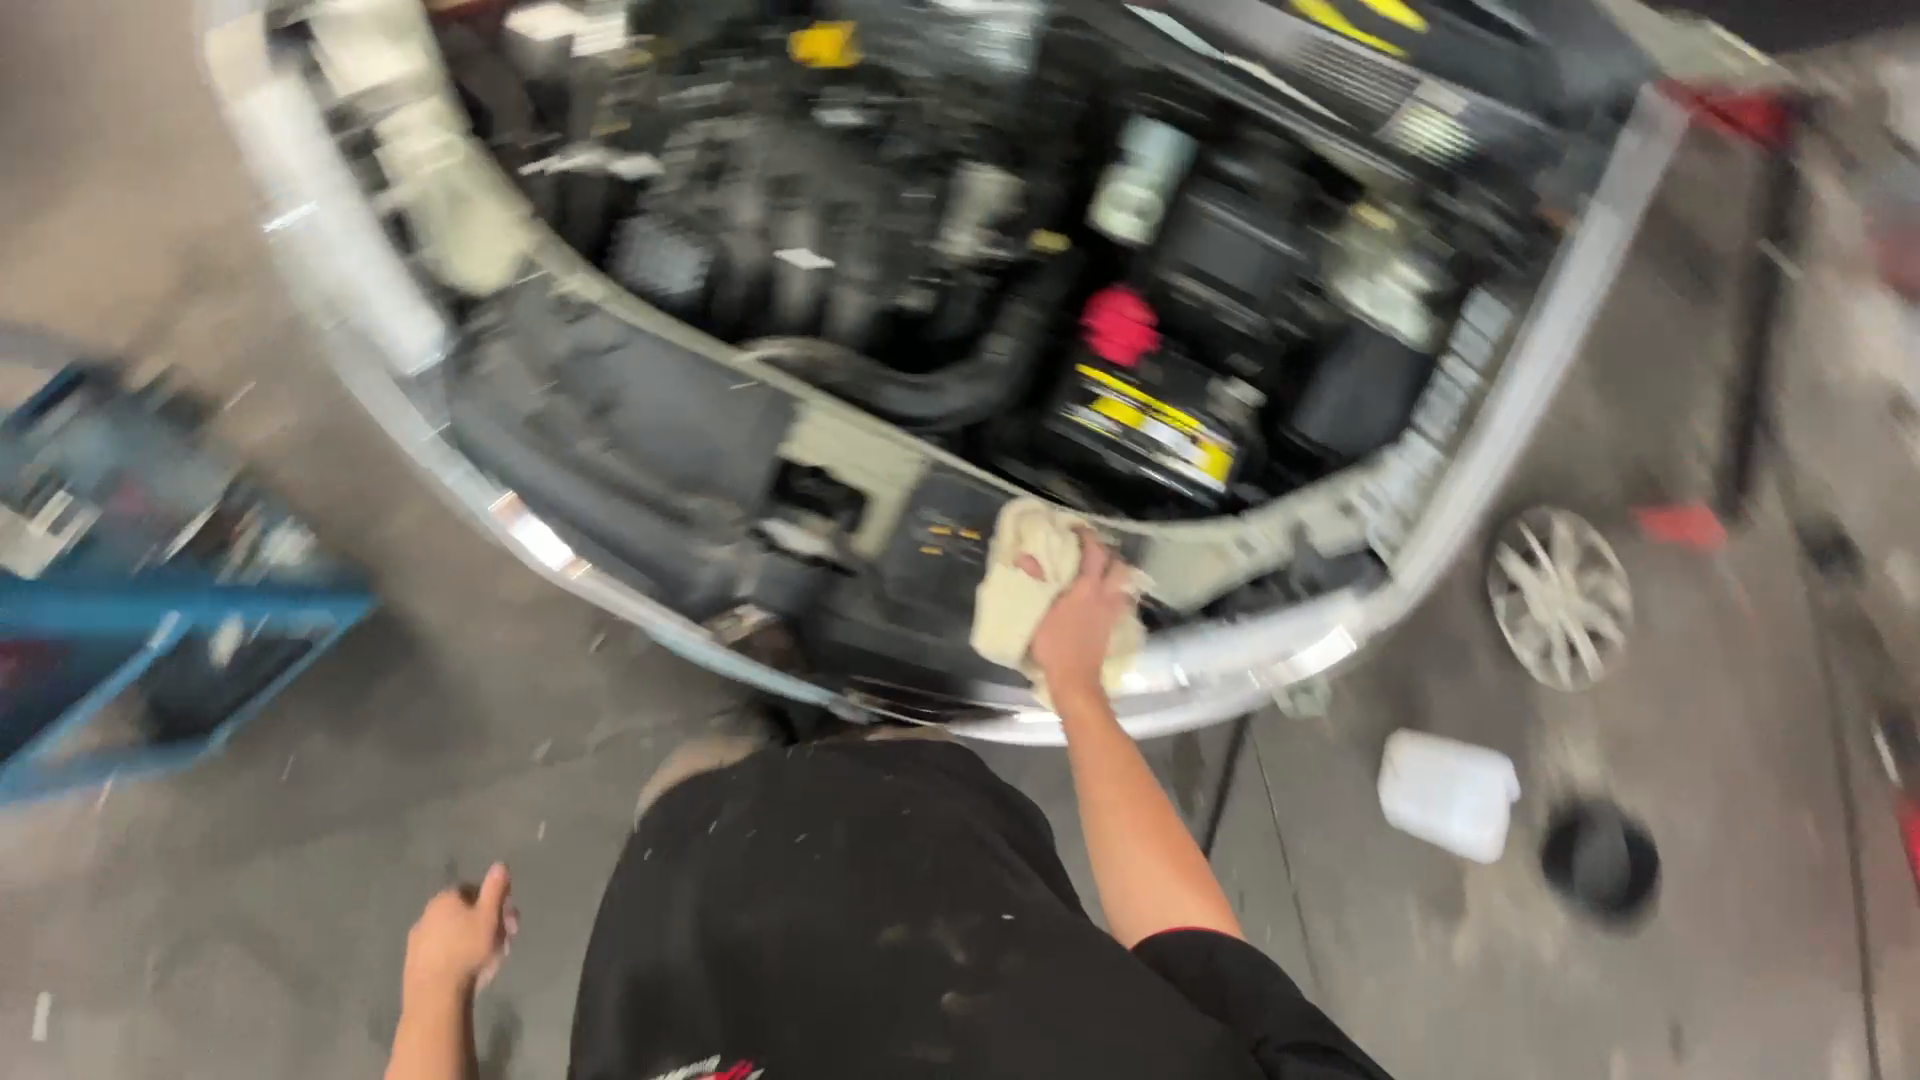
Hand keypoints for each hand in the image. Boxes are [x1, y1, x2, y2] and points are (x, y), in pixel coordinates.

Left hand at [402, 863, 517, 1002]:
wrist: (435, 996)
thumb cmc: (468, 950)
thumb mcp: (490, 915)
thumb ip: (495, 888)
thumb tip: (499, 864)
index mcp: (445, 899)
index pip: (474, 889)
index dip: (494, 901)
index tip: (507, 917)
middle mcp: (427, 915)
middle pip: (465, 911)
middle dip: (488, 921)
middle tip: (506, 939)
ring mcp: (417, 941)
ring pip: (455, 932)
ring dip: (474, 939)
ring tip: (491, 957)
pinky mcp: (413, 963)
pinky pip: (442, 950)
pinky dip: (457, 954)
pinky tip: (469, 968)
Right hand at [1024, 530, 1138, 701]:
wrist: (1075, 678)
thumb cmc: (1054, 645)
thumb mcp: (1037, 613)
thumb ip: (1035, 583)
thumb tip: (1025, 557)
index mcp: (1086, 589)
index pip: (1094, 554)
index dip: (1088, 536)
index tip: (1078, 528)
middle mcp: (1105, 596)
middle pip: (1119, 567)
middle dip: (1110, 554)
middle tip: (1094, 551)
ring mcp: (1112, 613)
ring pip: (1124, 585)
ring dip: (1116, 574)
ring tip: (1102, 572)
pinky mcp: (1112, 627)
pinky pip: (1121, 602)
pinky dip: (1116, 594)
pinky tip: (1104, 598)